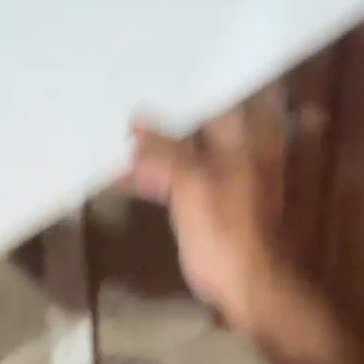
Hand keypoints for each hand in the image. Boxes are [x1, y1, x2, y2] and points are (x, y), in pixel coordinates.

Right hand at [126, 103, 299, 334]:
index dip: (184, 90)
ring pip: (183, 156)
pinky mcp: (209, 207)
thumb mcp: (190, 183)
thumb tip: (136, 120)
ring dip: (152, 152)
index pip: (216, 101)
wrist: (248, 285)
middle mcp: (237, 155)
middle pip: (197, 128)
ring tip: (115, 141)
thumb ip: (164, 149)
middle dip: (162, 121)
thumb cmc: (225, 229)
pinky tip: (120, 179)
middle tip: (127, 108)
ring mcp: (223, 181)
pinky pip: (177, 183)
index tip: (153, 79)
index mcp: (243, 141)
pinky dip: (153, 180)